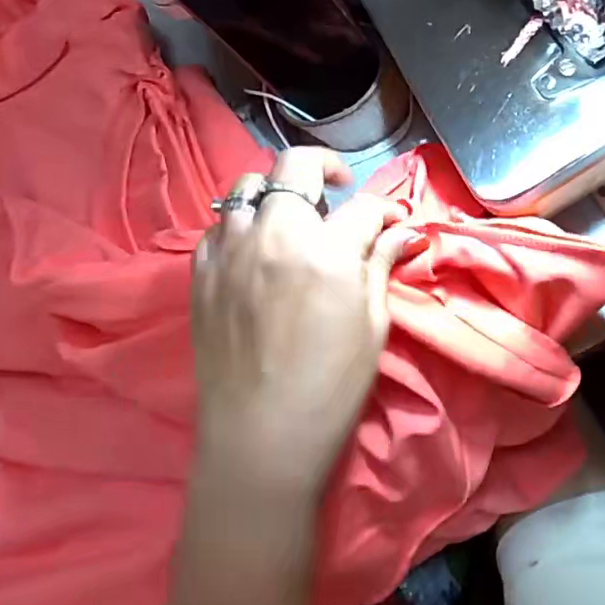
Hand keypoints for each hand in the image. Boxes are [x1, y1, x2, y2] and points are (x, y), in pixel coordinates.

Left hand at [192, 148, 414, 498]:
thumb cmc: (332, 386)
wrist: (262, 437)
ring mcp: (230, 250)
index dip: (386, 212)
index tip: (394, 224)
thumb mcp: (373, 325)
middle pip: (295, 167)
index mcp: (327, 251)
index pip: (364, 207)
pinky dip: (242, 223)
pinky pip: (219, 225)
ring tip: (293, 217)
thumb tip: (403, 232)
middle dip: (325, 167)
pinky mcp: (200, 273)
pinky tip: (257, 250)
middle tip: (341, 188)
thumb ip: (381, 266)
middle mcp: (274, 235)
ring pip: (246, 186)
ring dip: (276, 190)